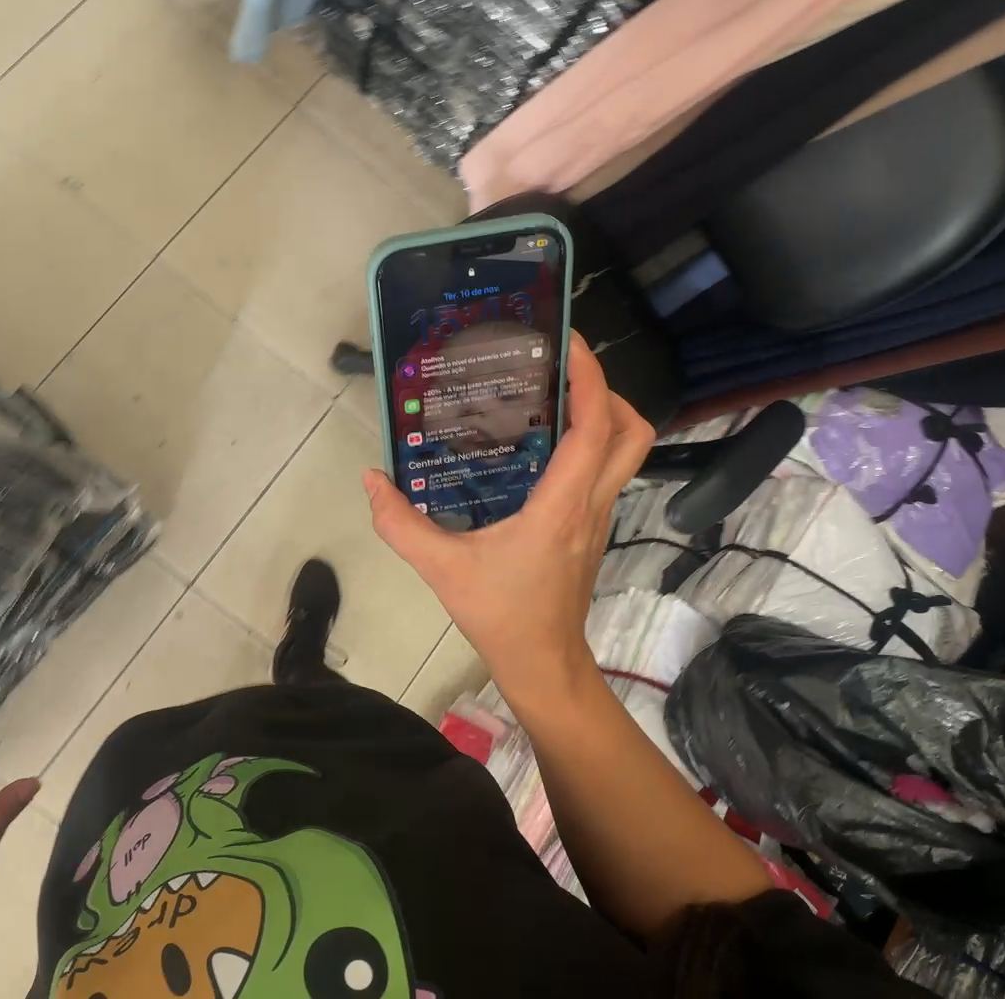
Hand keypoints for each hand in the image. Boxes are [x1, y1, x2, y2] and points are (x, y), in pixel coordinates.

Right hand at [364, 331, 653, 708]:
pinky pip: (607, 470)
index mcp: (563, 504)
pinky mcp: (592, 527)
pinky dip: (589, 443)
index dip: (590, 377)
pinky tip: (540, 446)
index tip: (565, 341)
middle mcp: (592, 502)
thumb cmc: (500, 614)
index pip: (596, 426)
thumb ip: (400, 524)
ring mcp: (599, 516)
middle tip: (559, 375)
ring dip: (603, 415)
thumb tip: (371, 479)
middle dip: (606, 390)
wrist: (542, 663)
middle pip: (633, 431)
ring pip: (626, 451)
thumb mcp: (442, 569)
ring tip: (550, 400)